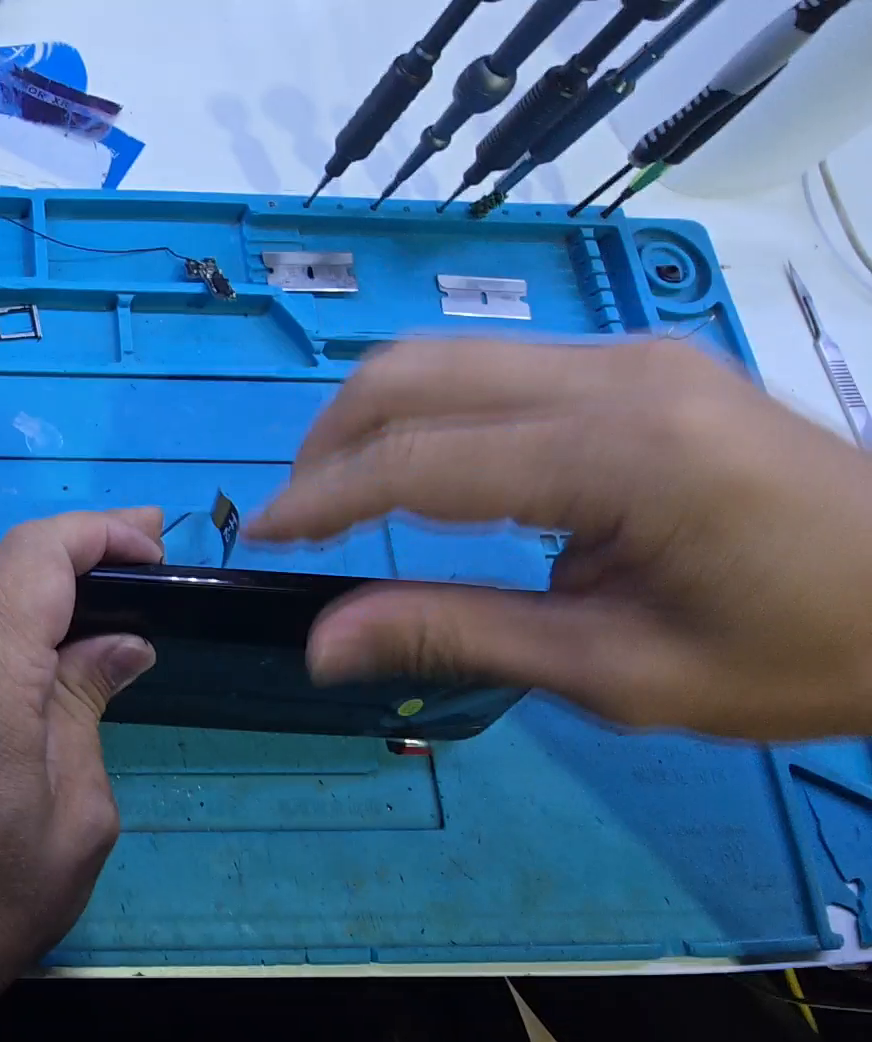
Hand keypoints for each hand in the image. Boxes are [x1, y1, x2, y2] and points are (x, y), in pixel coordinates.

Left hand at [0, 509, 161, 1041]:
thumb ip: (88, 706)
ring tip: (116, 592)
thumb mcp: (77, 817)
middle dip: (80, 546)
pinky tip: (59, 639)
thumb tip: (120, 644)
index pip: (33, 561)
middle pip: (5, 565)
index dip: (96, 533)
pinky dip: (17, 615)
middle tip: (149, 557)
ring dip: (49, 580)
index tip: (153, 547)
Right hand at [246, 337, 871, 740]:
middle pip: (408, 375)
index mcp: (620, 455)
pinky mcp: (629, 361)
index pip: (415, 461)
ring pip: (436, 358)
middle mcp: (613, 376)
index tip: (257, 534)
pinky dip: (417, 414)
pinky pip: (482, 367)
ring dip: (363, 421)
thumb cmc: (800, 651)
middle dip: (326, 444)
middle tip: (297, 515)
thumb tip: (320, 643)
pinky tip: (414, 468)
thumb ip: (454, 636)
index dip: (319, 499)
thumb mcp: (618, 670)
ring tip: (339, 493)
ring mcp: (624, 355)